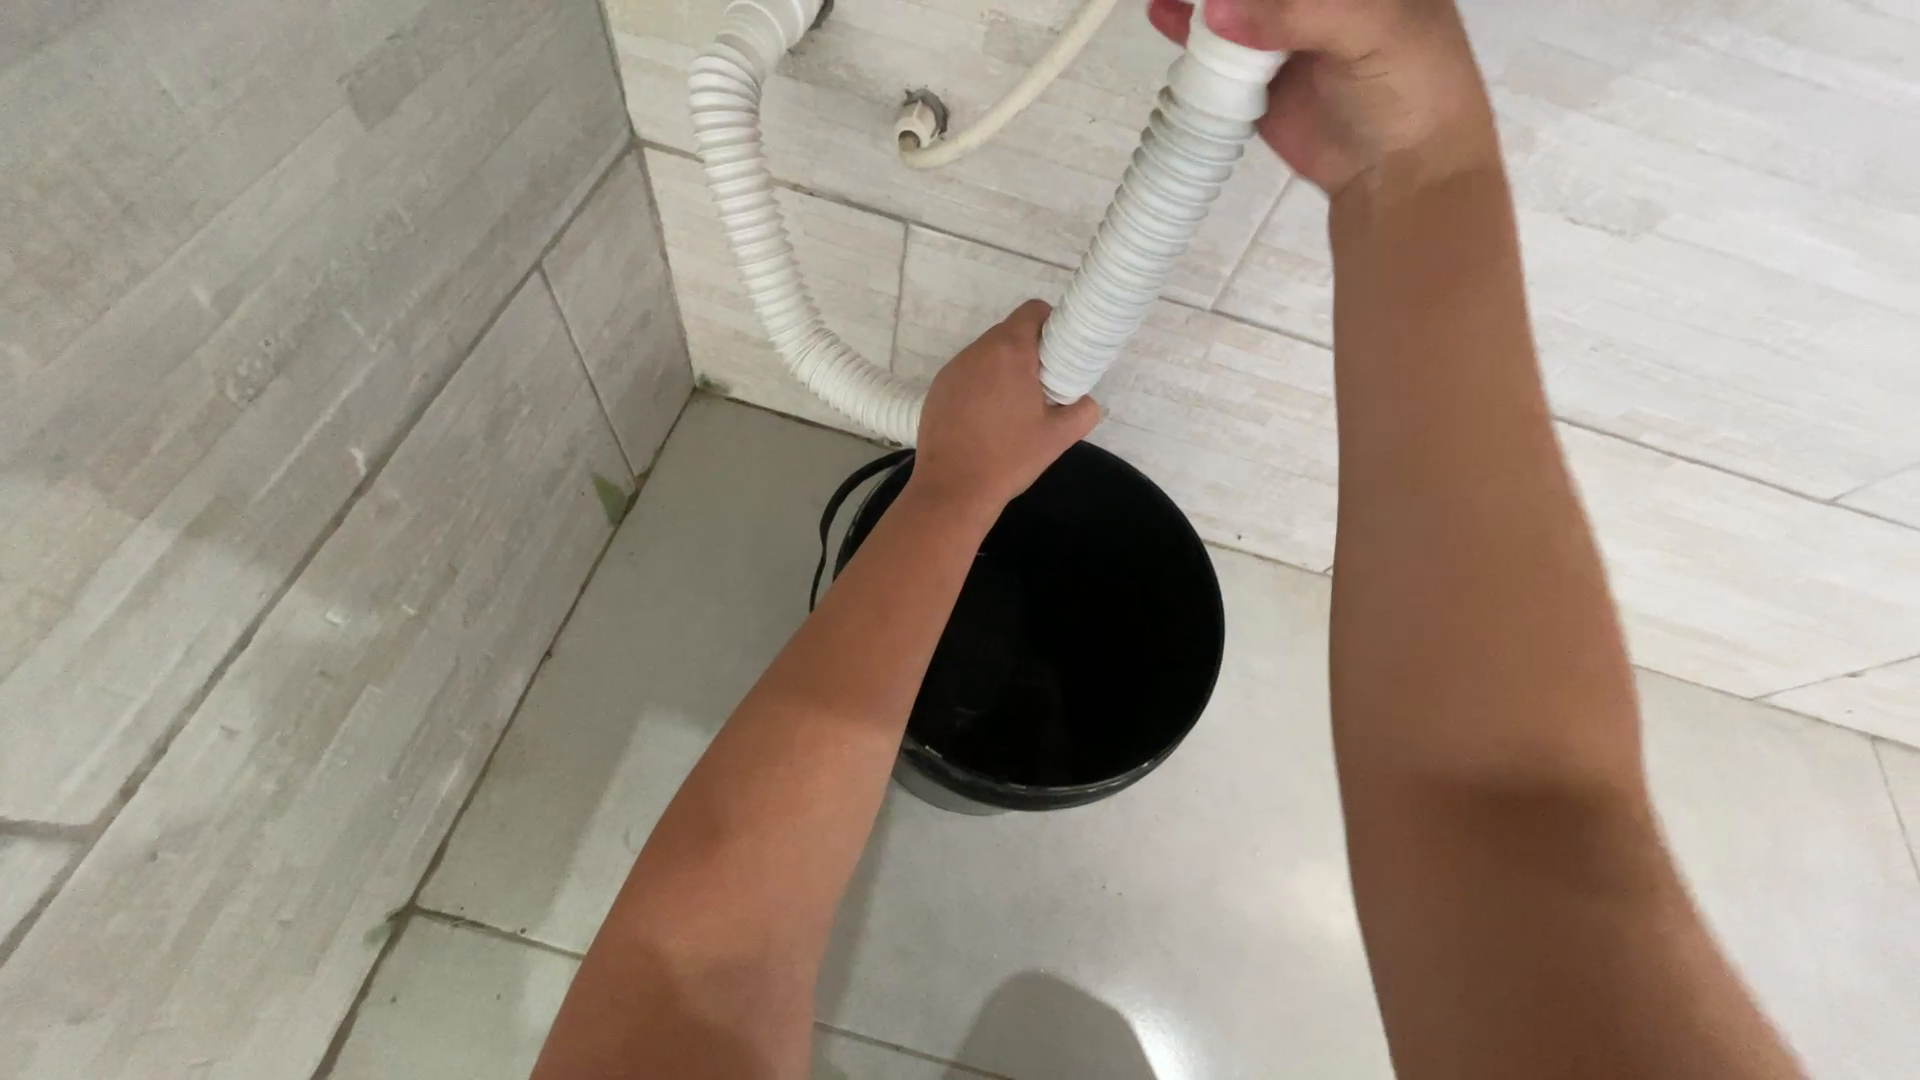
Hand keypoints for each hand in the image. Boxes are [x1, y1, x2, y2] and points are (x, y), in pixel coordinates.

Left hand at [910, 300, 1101, 514]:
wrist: (953, 489)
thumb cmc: (1009, 459)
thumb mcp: (1058, 437)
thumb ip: (1084, 411)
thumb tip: (1087, 401)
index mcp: (1009, 352)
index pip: (1033, 311)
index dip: (1052, 325)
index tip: (1060, 354)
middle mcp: (977, 352)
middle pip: (1010, 332)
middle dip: (1030, 351)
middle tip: (1043, 386)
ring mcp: (952, 370)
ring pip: (987, 354)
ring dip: (1005, 369)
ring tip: (1015, 407)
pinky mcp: (937, 390)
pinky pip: (967, 374)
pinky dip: (982, 385)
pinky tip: (987, 419)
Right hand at [1148, 0, 1499, 197]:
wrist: (1396, 173)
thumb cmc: (1408, 86)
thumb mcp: (1370, 30)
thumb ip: (1297, 13)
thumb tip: (1214, 12)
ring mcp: (1286, 39)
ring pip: (1235, 7)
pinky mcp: (1258, 81)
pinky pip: (1219, 53)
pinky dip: (1189, 33)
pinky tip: (1163, 15)